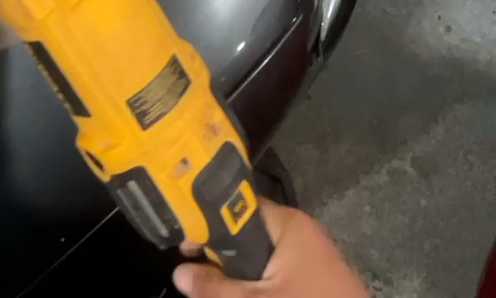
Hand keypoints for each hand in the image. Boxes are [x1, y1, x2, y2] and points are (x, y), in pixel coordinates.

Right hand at [174, 205, 368, 297]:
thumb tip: (178, 273)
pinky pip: (278, 275)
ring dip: (241, 276)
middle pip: (247, 234)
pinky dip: (261, 285)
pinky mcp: (317, 282)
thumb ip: (217, 288)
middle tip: (198, 274)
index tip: (184, 243)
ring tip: (219, 291)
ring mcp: (311, 258)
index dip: (208, 223)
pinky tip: (247, 296)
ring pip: (262, 259)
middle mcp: (300, 232)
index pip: (237, 207)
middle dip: (224, 256)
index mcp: (288, 224)